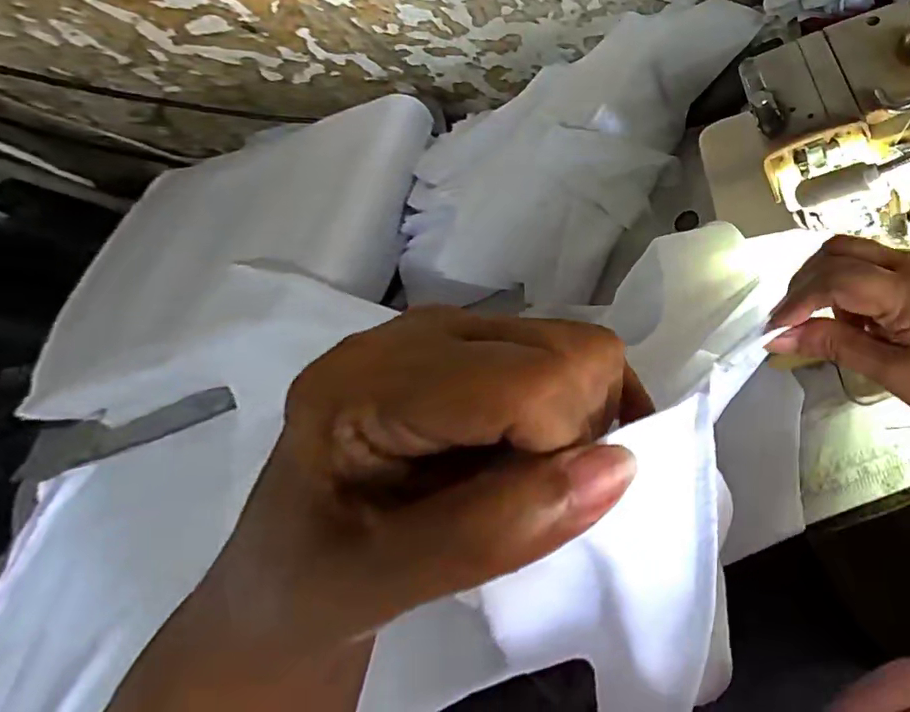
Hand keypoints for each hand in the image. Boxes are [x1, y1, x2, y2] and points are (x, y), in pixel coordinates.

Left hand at [110, 308, 651, 709]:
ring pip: (584, 347)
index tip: (538, 509)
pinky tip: (545, 446)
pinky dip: (588, 404)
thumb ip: (498, 531)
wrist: (289, 570)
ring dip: (585, 420)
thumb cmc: (317, 583)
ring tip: (526, 474)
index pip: (526, 381)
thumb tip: (621, 466)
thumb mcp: (386, 584)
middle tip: (530, 496)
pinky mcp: (486, 335)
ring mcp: (458, 326)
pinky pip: (577, 352)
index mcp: (370, 381)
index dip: (563, 445)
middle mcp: (421, 331)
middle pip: (570, 352)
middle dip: (580, 432)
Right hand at [767, 236, 909, 439]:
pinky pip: (870, 264)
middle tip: (788, 323)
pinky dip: (849, 287)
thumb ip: (835, 346)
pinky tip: (855, 321)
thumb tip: (781, 338)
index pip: (840, 278)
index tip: (773, 328)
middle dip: (806, 284)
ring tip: (828, 328)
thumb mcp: (891, 373)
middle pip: (841, 251)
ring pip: (852, 252)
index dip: (799, 300)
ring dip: (826, 284)